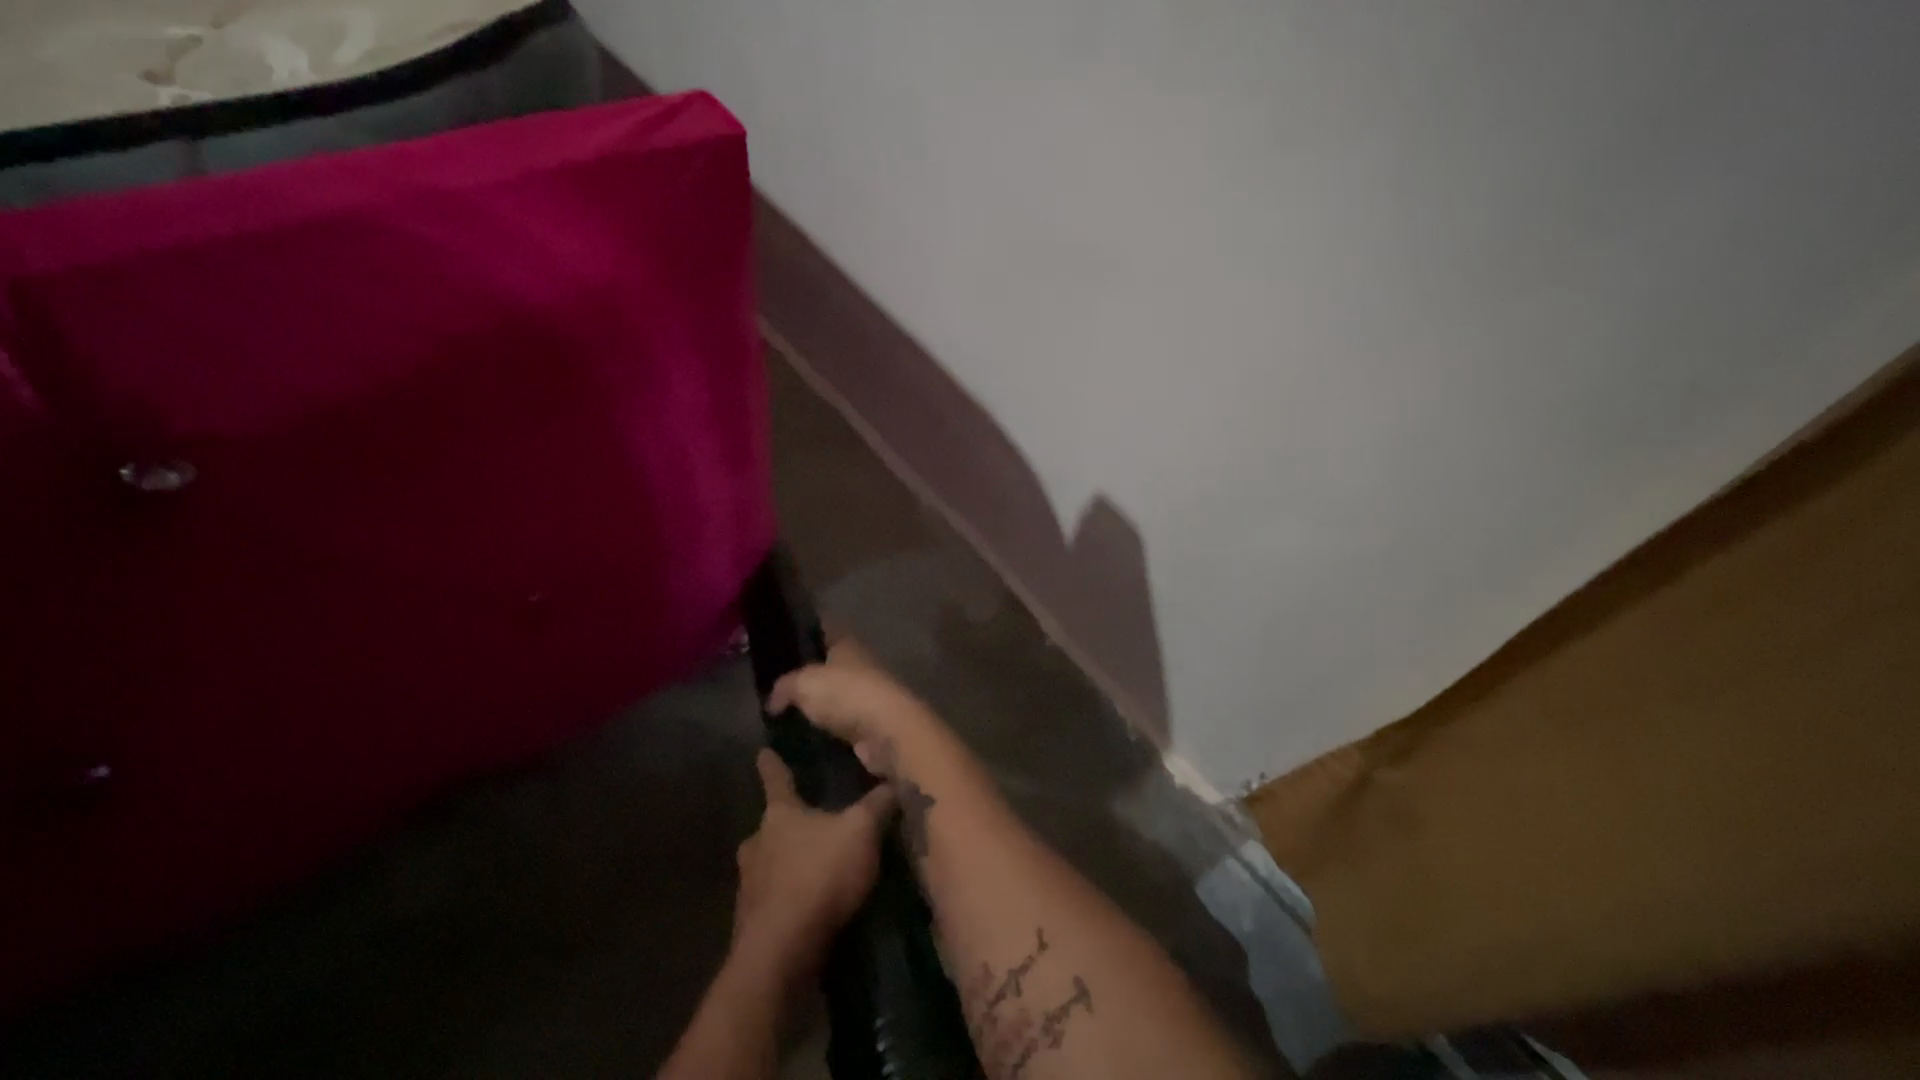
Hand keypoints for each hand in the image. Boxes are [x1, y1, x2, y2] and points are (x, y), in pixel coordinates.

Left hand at [731, 748, 896, 981]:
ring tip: (818, 870)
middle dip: (789, 825)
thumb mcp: (861, 832)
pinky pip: (775, 900)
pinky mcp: (753, 922)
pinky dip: (791, 899)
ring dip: (789, 865)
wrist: (782, 951)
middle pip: (773, 826)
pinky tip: (812, 908)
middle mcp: (756, 844)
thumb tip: (893, 780)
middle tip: (812, 824)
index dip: (772, 763)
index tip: (763, 750)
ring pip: (771, 864)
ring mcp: (750, 885)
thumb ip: (877, 806)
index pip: (776, 778)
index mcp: (779, 815)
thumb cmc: (819, 876)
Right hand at [765, 641, 940, 778]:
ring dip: (819, 705)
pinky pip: (842, 724)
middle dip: (809, 674)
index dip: (806, 630)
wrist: (887, 732)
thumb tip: (772, 701)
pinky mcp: (871, 726)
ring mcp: (869, 696)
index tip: (784, 637)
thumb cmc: (846, 694)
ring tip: (788, 715)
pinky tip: (806, 737)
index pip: (825, 628)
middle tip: (779, 687)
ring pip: (837, 695)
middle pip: (831, 664)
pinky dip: (827, 729)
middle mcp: (861, 665)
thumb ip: (784, 687)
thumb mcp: (803, 683)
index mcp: (847, 644)